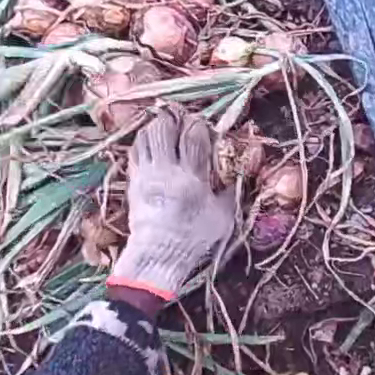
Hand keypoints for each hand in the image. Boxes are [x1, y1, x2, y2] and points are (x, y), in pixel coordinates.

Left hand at [106, 109, 236, 303]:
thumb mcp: (222, 218)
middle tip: (181, 119)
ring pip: (146, 136)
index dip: (198, 125)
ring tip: (166, 127)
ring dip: (156, 127)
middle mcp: (167, 171)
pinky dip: (143, 142)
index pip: (193, 137)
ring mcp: (147, 174)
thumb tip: (241, 172)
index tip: (202, 125)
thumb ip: (231, 192)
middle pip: (164, 129)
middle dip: (174, 119)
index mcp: (192, 178)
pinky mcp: (133, 181)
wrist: (158, 255)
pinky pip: (135, 151)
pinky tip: (152, 144)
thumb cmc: (194, 238)